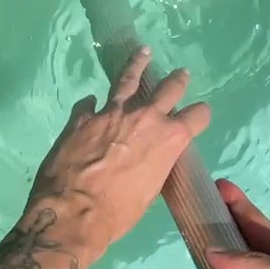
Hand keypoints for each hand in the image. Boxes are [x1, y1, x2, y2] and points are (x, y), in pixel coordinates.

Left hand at [25, 47, 210, 253]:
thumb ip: (153, 166)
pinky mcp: (80, 120)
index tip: (195, 118)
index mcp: (170, 138)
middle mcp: (145, 118)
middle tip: (179, 76)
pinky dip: (90, 104)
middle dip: (176, 82)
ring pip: (128, 80)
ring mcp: (110, 114)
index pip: (198, 115)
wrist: (72, 215)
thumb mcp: (147, 194)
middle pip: (169, 88)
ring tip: (142, 53)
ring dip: (137, 65)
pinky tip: (90, 103)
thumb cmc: (115, 215)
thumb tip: (148, 161)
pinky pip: (87, 104)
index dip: (197, 117)